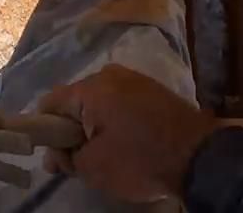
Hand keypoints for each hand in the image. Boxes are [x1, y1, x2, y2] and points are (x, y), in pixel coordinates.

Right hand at [37, 64, 217, 202]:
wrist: (198, 155)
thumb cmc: (140, 159)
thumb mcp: (95, 168)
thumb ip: (68, 158)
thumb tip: (53, 154)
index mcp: (91, 88)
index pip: (52, 101)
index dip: (43, 126)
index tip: (47, 151)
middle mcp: (109, 74)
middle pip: (77, 100)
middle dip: (71, 128)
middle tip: (75, 159)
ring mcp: (132, 78)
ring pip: (100, 101)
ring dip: (94, 125)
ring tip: (102, 153)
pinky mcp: (150, 88)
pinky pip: (120, 101)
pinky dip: (114, 120)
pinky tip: (124, 142)